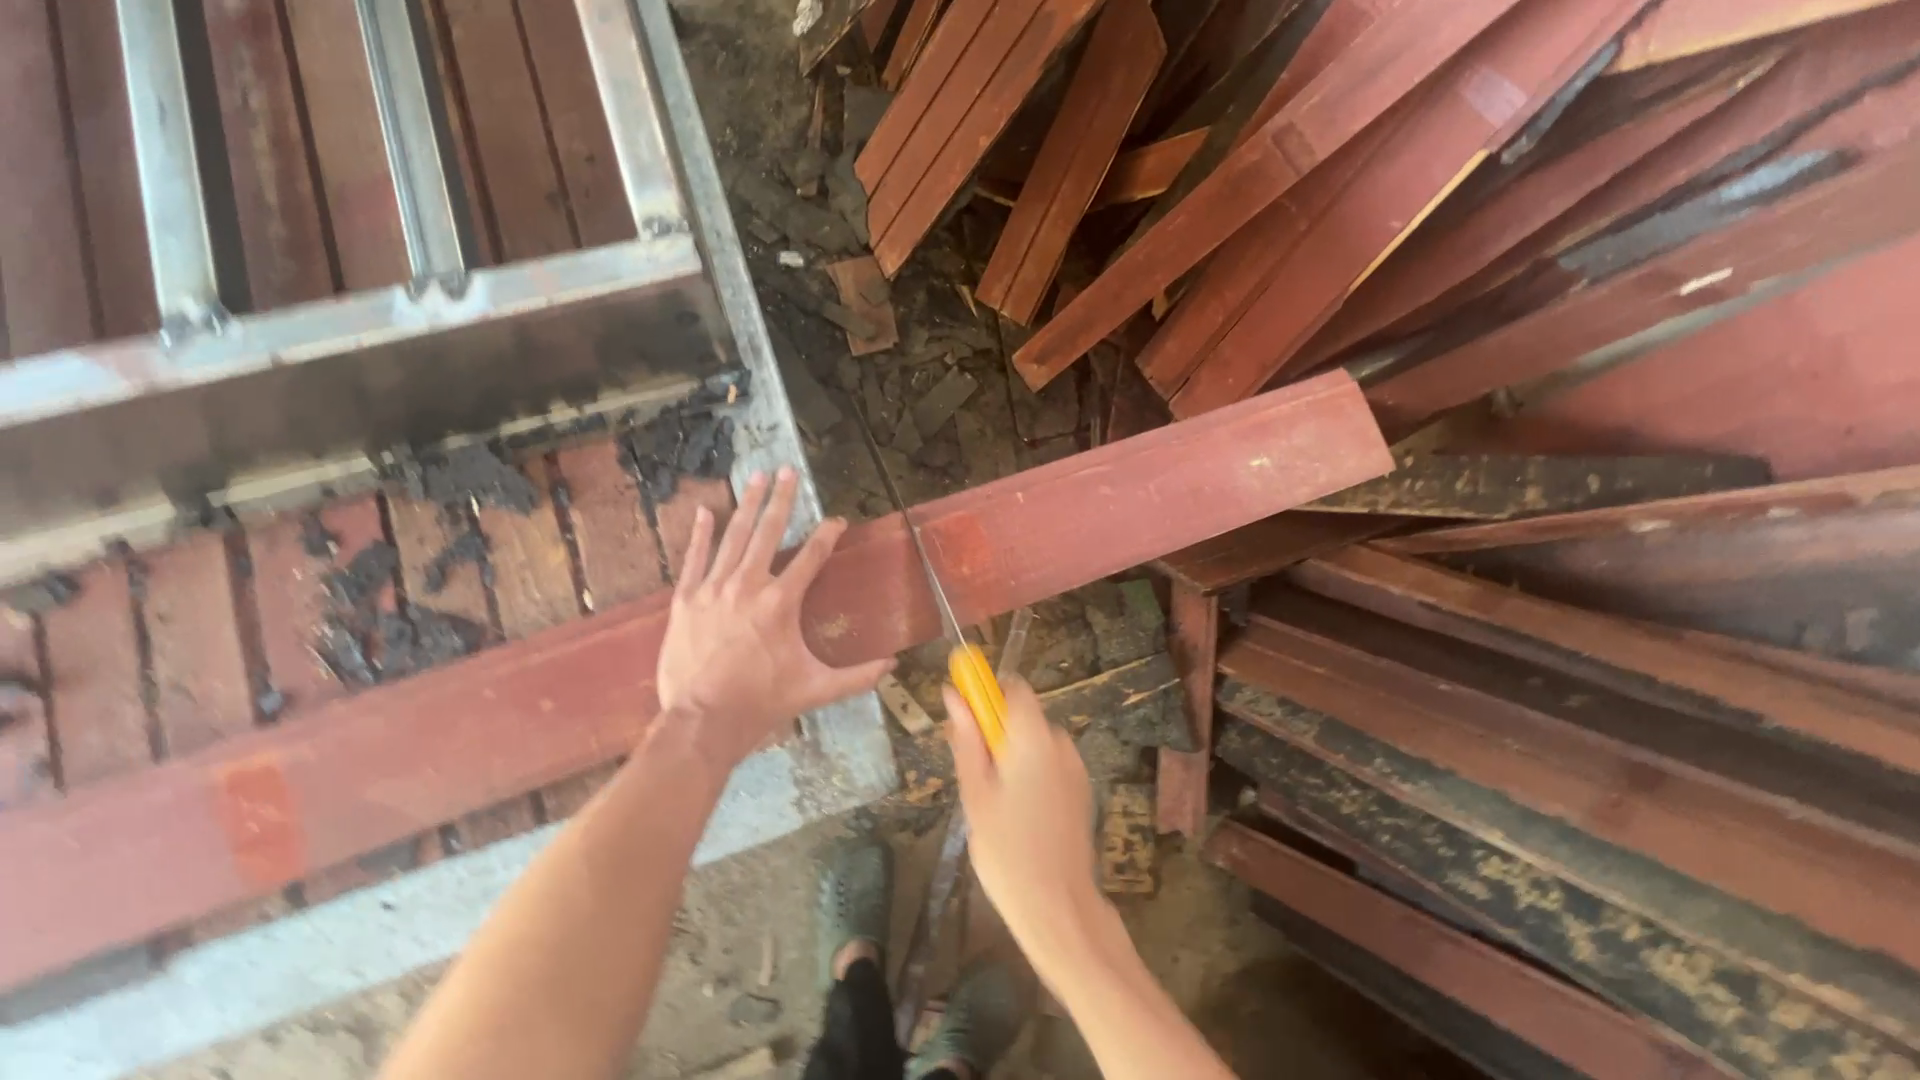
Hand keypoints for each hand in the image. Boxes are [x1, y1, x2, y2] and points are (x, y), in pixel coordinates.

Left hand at [657, 468, 893, 769]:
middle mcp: (747, 585)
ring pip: (733, 537)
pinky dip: (700, 535)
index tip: (837, 520)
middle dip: (781, 499)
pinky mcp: (685, 601)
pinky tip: (706, 512)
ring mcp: (712, 590)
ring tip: (755, 478)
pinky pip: (693, 559)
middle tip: (788, 470)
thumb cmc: (762, 703)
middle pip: (768, 532)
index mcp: (781, 603)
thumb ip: (856, 676)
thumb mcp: (816, 689)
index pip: (811, 557)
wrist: (703, 720)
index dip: (828, 535)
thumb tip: (892, 667)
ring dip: (747, 506)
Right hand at [946, 676, 1099, 954]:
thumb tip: (953, 694)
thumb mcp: (975, 793)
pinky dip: (1032, 778)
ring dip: (1014, 759)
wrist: (1057, 906)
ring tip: (995, 806)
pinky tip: (1020, 816)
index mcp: (1035, 737)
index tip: (965, 723)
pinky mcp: (1082, 793)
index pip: (1014, 689)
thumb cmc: (1006, 850)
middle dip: (996, 736)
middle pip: (1023, 718)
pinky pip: (1050, 767)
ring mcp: (1076, 769)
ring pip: (1036, 745)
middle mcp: (1062, 744)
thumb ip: (966, 739)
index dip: (987, 696)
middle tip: (974, 779)